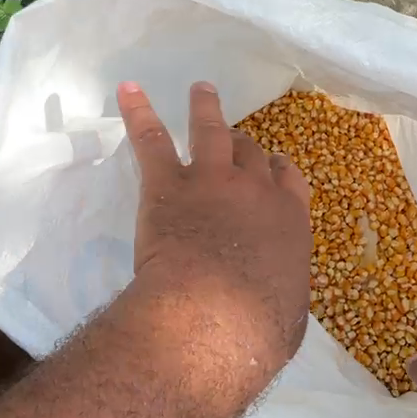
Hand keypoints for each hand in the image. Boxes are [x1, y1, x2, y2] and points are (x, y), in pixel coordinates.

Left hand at [118, 81, 312, 368]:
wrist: (214, 318)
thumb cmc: (257, 328)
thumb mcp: (287, 313)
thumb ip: (282, 290)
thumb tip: (277, 297)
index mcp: (288, 219)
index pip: (287, 179)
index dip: (277, 168)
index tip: (271, 163)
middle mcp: (254, 189)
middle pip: (250, 152)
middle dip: (243, 143)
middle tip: (233, 137)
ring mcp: (211, 180)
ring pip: (212, 130)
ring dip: (206, 107)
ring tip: (201, 88)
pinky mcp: (168, 185)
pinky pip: (152, 139)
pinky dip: (139, 112)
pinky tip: (128, 90)